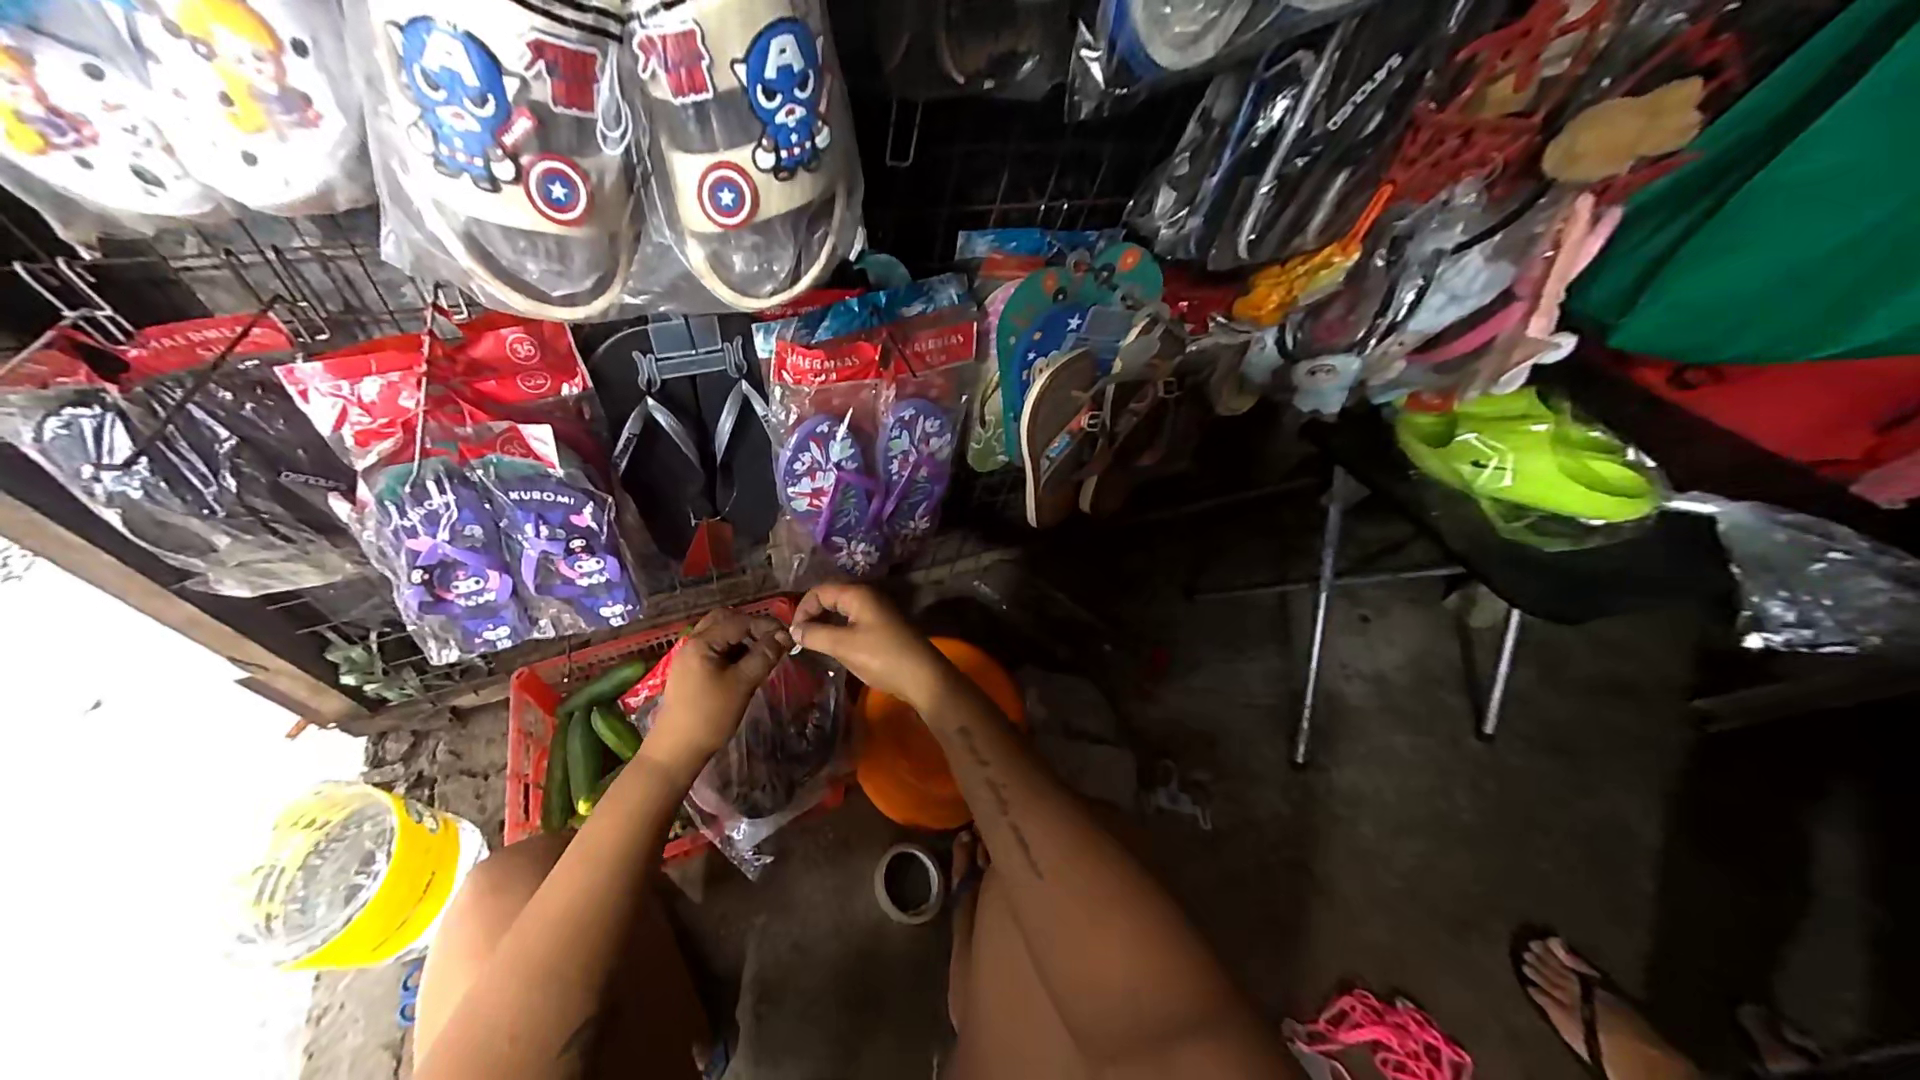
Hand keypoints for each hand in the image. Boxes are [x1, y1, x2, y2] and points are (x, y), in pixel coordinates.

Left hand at [648, 609, 791, 772]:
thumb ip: (764, 655)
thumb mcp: (743, 683)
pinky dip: (731, 648)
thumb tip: (784, 636)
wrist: (677, 750)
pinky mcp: (690, 669)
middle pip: (725, 620)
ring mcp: (688, 656)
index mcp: (701, 642)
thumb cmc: (710, 715)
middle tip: (772, 641)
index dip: (766, 625)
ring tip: (762, 652)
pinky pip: (713, 647)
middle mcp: (692, 642)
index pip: (740, 620)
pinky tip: (745, 664)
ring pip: (718, 633)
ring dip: (741, 637)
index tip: (787, 638)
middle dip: (751, 626)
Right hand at [790, 585, 948, 707]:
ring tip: (812, 644)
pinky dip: (839, 631)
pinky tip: (833, 648)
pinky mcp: (882, 628)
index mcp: (858, 594)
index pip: (820, 591)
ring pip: (842, 611)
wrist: (923, 677)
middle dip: (812, 615)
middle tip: (799, 638)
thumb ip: (815, 635)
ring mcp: (877, 612)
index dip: (803, 609)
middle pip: (831, 598)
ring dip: (825, 624)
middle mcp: (868, 597)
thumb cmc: (882, 657)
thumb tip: (794, 630)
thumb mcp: (844, 646)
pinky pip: (853, 622)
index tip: (794, 633)